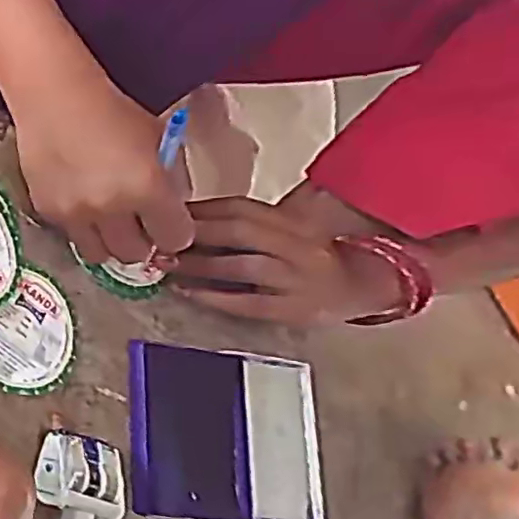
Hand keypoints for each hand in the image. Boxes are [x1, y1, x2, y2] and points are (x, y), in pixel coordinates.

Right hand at [6, 60, 193, 264]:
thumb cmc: (111, 110)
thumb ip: (167, 178)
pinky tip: (80, 203)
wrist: (54, 100)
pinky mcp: (48, 212)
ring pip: (100, 255)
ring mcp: (75, 214)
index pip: (175, 238)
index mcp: (146, 188)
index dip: (176, 231)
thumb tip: (170, 206)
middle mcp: (110, 209)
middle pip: (135, 254)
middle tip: (138, 224)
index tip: (169, 222)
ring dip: (108, 242)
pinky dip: (80, 227)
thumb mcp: (156, 140)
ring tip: (107, 222)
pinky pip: (71, 236)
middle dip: (142, 242)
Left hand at [169, 197, 404, 324]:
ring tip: (165, 266)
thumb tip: (179, 215)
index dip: (200, 210)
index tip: (163, 214)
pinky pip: (249, 303)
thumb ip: (241, 222)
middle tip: (156, 241)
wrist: (361, 287)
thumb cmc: (305, 255)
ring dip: (198, 266)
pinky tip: (185, 292)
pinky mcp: (295, 309)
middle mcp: (297, 245)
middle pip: (240, 232)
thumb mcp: (280, 230)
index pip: (240, 208)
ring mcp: (298, 278)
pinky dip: (214, 297)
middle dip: (194, 234)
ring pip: (242, 267)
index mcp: (290, 220)